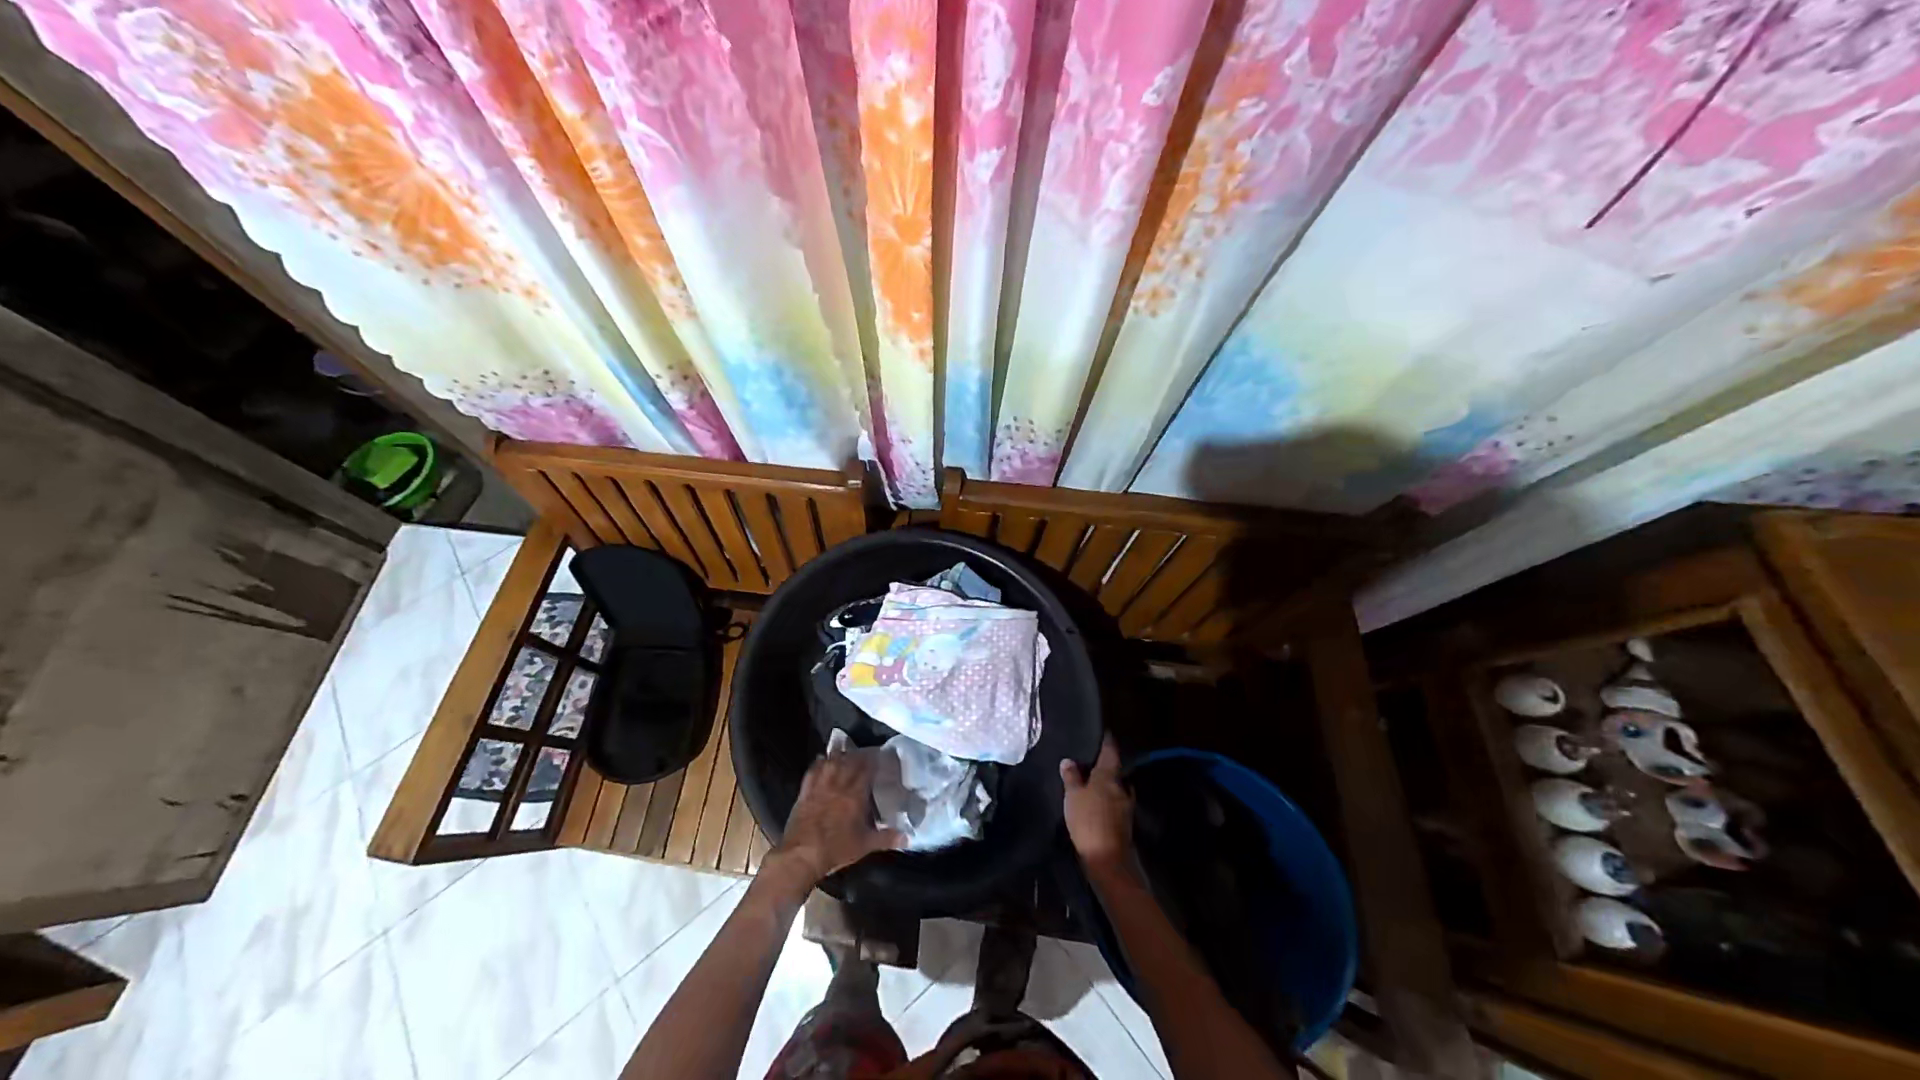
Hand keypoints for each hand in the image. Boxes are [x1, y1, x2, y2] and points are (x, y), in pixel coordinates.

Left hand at [770, 746, 903, 885]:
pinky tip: (820, 759)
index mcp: (855, 795)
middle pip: (849, 762)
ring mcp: (820, 787)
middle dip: (858, 754)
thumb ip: (886, 839)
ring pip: (831, 763)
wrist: (803, 854)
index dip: (874, 760)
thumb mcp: (865, 846)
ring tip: (845, 750)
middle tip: (864, 751)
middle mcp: (838, 786)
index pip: (866, 770)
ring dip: (839, 754)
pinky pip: (812, 772)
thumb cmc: (836, 849)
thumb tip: (907, 838)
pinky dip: (817, 763)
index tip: (880, 755)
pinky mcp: (805, 793)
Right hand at [1060, 735, 1134, 876]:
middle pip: (1115, 770)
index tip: (1103, 733)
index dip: (1106, 741)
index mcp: (1109, 776)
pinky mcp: (1124, 822)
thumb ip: (1071, 777)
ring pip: (1116, 788)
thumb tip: (1068, 761)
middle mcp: (1122, 787)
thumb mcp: (1073, 796)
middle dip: (1105, 766)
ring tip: (1091, 783)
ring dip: (1107, 785)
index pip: (1110, 751)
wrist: (1107, 858)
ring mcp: (1125, 805)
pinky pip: (1114, 803)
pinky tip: (1096, 804)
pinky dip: (1107, 800)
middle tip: (1090, 761)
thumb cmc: (1087, 820)